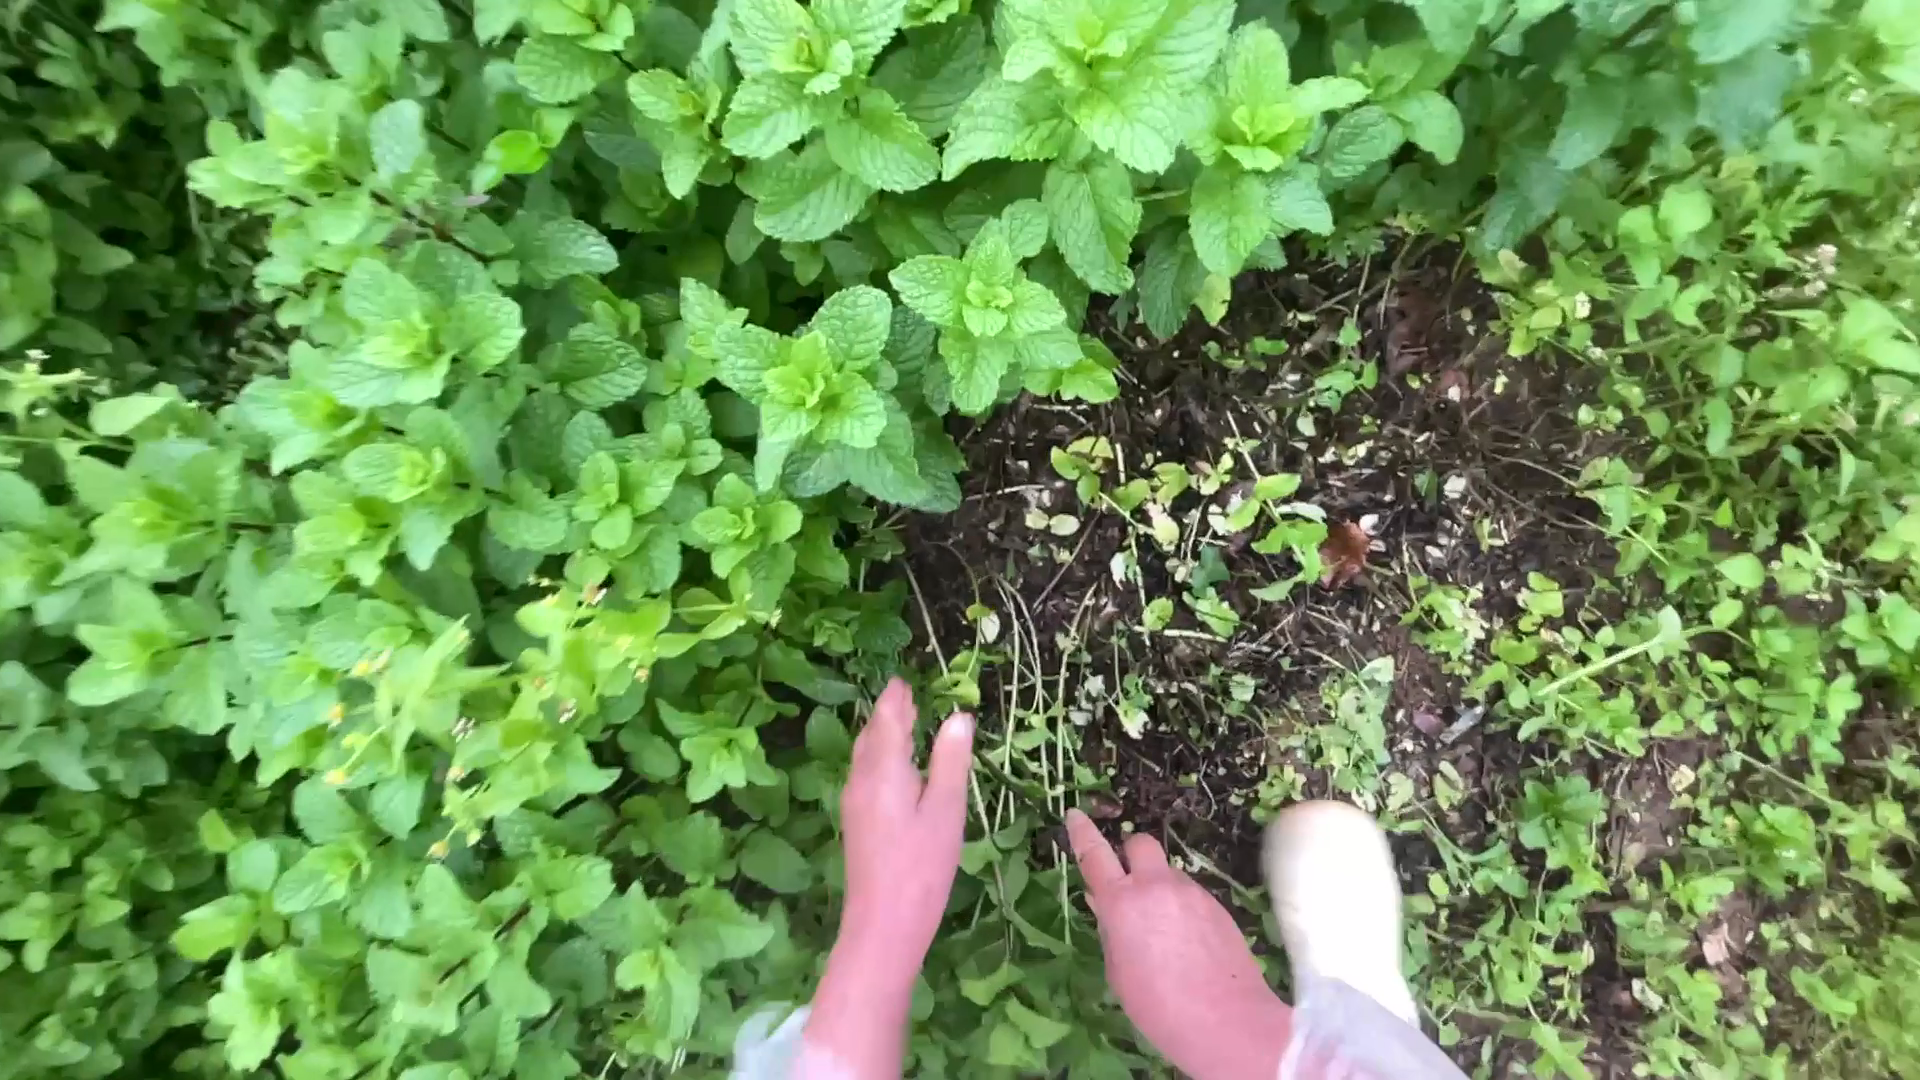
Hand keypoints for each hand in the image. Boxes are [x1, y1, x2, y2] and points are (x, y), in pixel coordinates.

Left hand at [799, 679, 973, 1078]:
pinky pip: (865, 772)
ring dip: (882, 733)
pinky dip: (879, 755)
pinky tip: (893, 766)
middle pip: (872, 734)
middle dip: (888, 713)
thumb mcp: (946, 809)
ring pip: (865, 754)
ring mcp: (855, 801)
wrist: (882, 925)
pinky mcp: (856, 821)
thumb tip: (958, 716)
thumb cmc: (921, 865)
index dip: (896, 699)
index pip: (888, 720)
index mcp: (884, 769)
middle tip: (905, 694)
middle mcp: (862, 779)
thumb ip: (950, 760)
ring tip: (901, 721)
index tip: (904, 680)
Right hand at [1066, 809, 1292, 1079]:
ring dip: (1160, 887)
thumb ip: (1110, 930)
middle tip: (1131, 884)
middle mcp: (1155, 885)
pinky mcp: (1216, 903)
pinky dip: (1182, 906)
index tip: (1075, 814)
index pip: (1094, 854)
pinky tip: (1191, 942)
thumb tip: (1102, 902)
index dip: (1082, 831)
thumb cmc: (1160, 1007)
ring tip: (1166, 931)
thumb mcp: (1119, 972)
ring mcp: (1189, 891)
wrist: (1230, 1024)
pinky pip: (1190, 893)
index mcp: (1121, 902)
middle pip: (1139, 843)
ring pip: (1168, 872)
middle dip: (1131, 856)